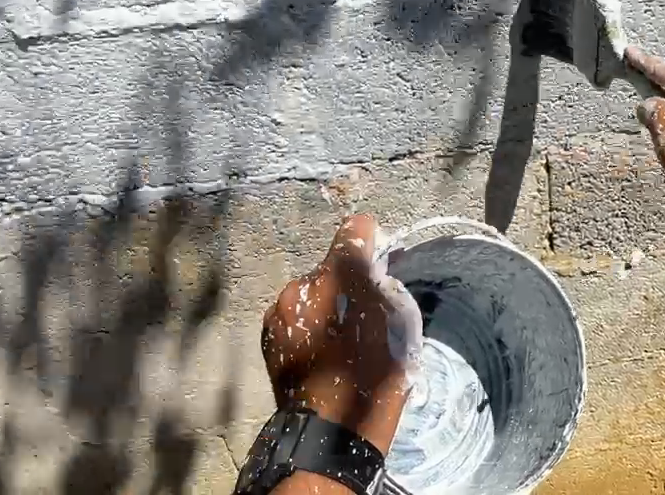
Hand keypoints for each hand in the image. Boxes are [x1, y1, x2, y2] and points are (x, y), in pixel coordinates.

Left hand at [262, 215, 423, 453]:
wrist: (330, 434)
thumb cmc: (373, 377)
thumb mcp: (397, 324)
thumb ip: (382, 285)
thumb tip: (373, 267)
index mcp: (340, 276)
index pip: (354, 230)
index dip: (368, 239)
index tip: (376, 254)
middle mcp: (303, 283)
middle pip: (331, 265)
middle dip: (346, 279)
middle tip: (360, 310)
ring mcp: (280, 308)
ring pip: (311, 289)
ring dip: (324, 301)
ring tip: (336, 334)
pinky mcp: (268, 332)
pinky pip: (295, 311)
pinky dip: (307, 320)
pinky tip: (318, 346)